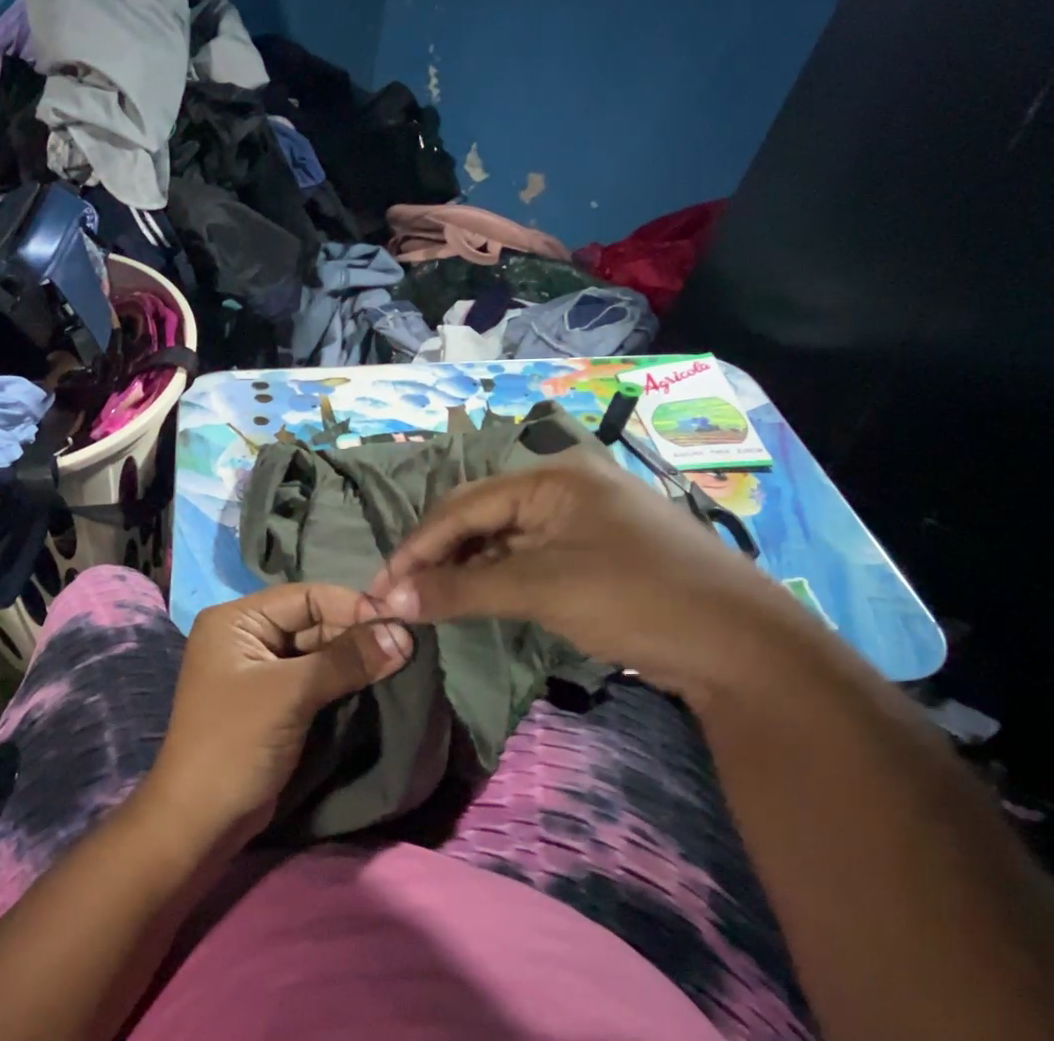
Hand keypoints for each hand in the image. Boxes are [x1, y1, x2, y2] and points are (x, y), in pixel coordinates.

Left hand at [140, 584, 412, 847]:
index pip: (304, 596)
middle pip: (311, 621)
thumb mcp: (290, 694)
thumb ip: (346, 660)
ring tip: (402, 663)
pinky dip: (342, 680)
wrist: (202, 816)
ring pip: (316, 651)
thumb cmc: (236, 742)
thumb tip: (405, 634)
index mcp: (234, 620)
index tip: (403, 623)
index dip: (353, 606)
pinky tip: (376, 684)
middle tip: (410, 647)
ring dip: (355, 658)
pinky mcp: (271, 702)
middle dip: (357, 633)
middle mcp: (243, 636)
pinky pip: (313, 679)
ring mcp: (256, 670)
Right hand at [369, 451, 802, 692]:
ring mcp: (582, 519)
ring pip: (499, 538)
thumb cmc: (638, 600)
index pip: (462, 506)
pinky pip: (525, 556)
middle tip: (398, 595)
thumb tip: (387, 600)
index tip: (381, 586)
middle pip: (478, 516)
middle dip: (435, 556)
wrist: (744, 649)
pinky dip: (493, 577)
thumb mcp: (540, 590)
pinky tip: (471, 598)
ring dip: (462, 569)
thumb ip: (459, 590)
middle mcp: (564, 487)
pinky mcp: (594, 551)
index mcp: (553, 477)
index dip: (417, 547)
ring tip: (426, 600)